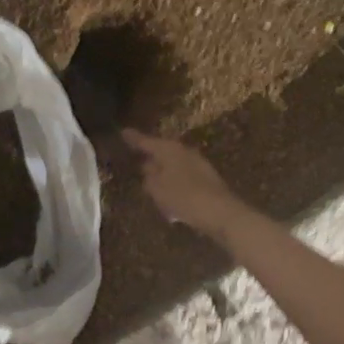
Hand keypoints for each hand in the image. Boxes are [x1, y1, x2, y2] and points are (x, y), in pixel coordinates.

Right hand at [122, 129, 247, 236]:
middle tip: (137, 161)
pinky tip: (171, 203)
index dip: (133, 138)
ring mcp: (197, 165)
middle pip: (162, 152)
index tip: (123, 132)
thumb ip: (149, 177)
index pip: (146, 141)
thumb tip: (148, 168)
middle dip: (150, 158)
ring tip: (153, 188)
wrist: (220, 212)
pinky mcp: (206, 180)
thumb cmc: (183, 197)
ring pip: (173, 167)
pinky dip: (174, 187)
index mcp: (169, 150)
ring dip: (163, 176)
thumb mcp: (157, 188)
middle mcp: (184, 152)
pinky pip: (183, 180)